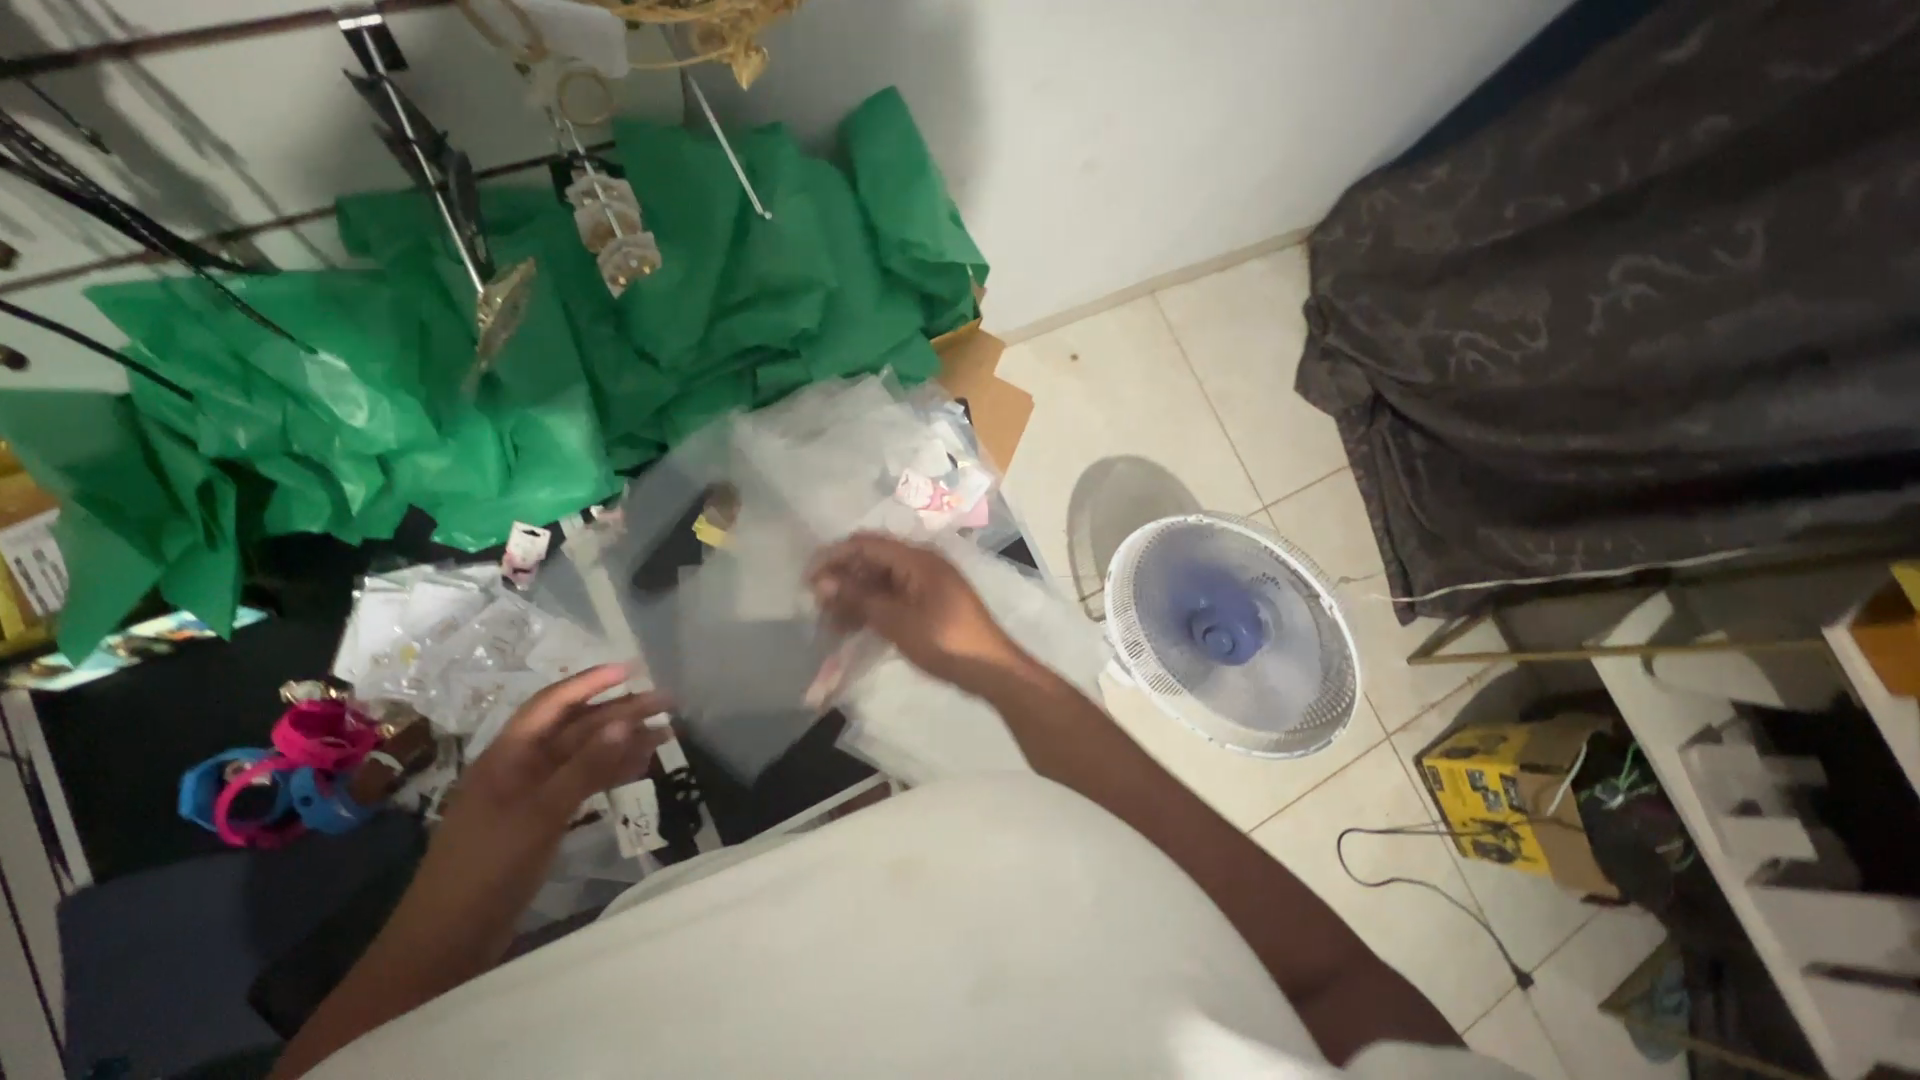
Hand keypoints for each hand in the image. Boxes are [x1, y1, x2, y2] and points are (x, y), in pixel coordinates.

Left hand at [433, 665, 670, 863]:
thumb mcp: (539, 814)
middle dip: (620, 712)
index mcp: (507, 755)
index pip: (553, 704)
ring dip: (622, 743)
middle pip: (575, 729)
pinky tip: (640, 768)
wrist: (448, 939)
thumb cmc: (486, 868)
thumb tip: (625, 722)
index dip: (592, 683)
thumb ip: (584, 768)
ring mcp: (531, 795)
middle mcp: (520, 767)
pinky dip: (610, 773)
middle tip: (668, 704)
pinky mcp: (541, 821)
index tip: (634, 669)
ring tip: (666, 735)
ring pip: (583, 756)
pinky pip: (582, 784)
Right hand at [809, 532, 1031, 694]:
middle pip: (872, 561)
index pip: (866, 544)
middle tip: (818, 607)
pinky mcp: (929, 604)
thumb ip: (859, 599)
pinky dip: (872, 608)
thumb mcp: (897, 621)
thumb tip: (822, 583)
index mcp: (917, 559)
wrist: (991, 669)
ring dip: (854, 597)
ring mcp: (927, 584)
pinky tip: (854, 627)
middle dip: (842, 579)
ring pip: (880, 581)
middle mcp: (921, 564)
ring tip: (831, 623)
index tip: (808, 580)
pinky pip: (893, 597)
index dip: (834, 558)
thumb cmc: (945, 641)